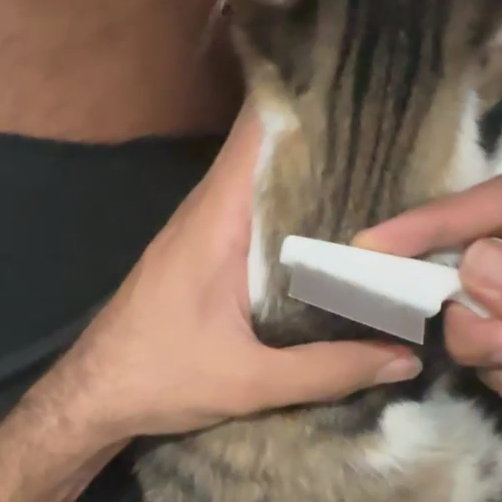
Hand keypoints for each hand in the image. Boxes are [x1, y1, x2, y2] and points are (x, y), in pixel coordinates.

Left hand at [36, 104, 419, 446]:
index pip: (262, 129)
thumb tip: (404, 359)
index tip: (380, 103)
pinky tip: (336, 245)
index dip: (317, 104)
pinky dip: (293, 225)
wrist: (92, 397)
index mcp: (216, 219)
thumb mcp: (249, 383)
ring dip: (316, 189)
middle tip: (409, 157)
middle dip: (335, 150)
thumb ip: (327, 371)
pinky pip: (256, 222)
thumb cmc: (158, 379)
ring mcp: (200, 232)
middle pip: (274, 154)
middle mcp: (207, 211)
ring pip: (266, 189)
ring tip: (389, 192)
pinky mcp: (199, 257)